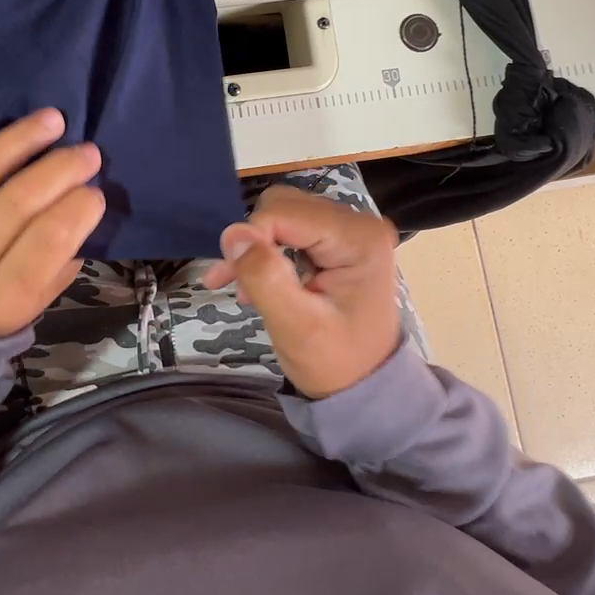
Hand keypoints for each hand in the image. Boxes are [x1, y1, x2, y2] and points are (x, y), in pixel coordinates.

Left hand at [0, 109, 105, 337]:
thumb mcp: (36, 299)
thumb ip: (62, 255)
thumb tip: (85, 194)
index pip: (48, 240)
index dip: (79, 207)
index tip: (96, 189)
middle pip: (16, 202)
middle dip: (60, 168)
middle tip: (87, 151)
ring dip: (17, 139)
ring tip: (51, 120)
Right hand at [203, 185, 401, 398]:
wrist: (365, 387)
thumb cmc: (335, 363)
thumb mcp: (295, 327)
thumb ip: (264, 277)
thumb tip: (232, 233)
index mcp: (358, 238)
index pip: (283, 213)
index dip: (251, 239)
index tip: (229, 277)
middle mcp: (358, 223)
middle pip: (282, 206)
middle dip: (252, 241)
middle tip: (235, 283)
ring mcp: (350, 230)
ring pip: (281, 214)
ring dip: (257, 246)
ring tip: (245, 288)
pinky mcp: (339, 239)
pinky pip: (290, 228)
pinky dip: (268, 250)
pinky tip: (257, 282)